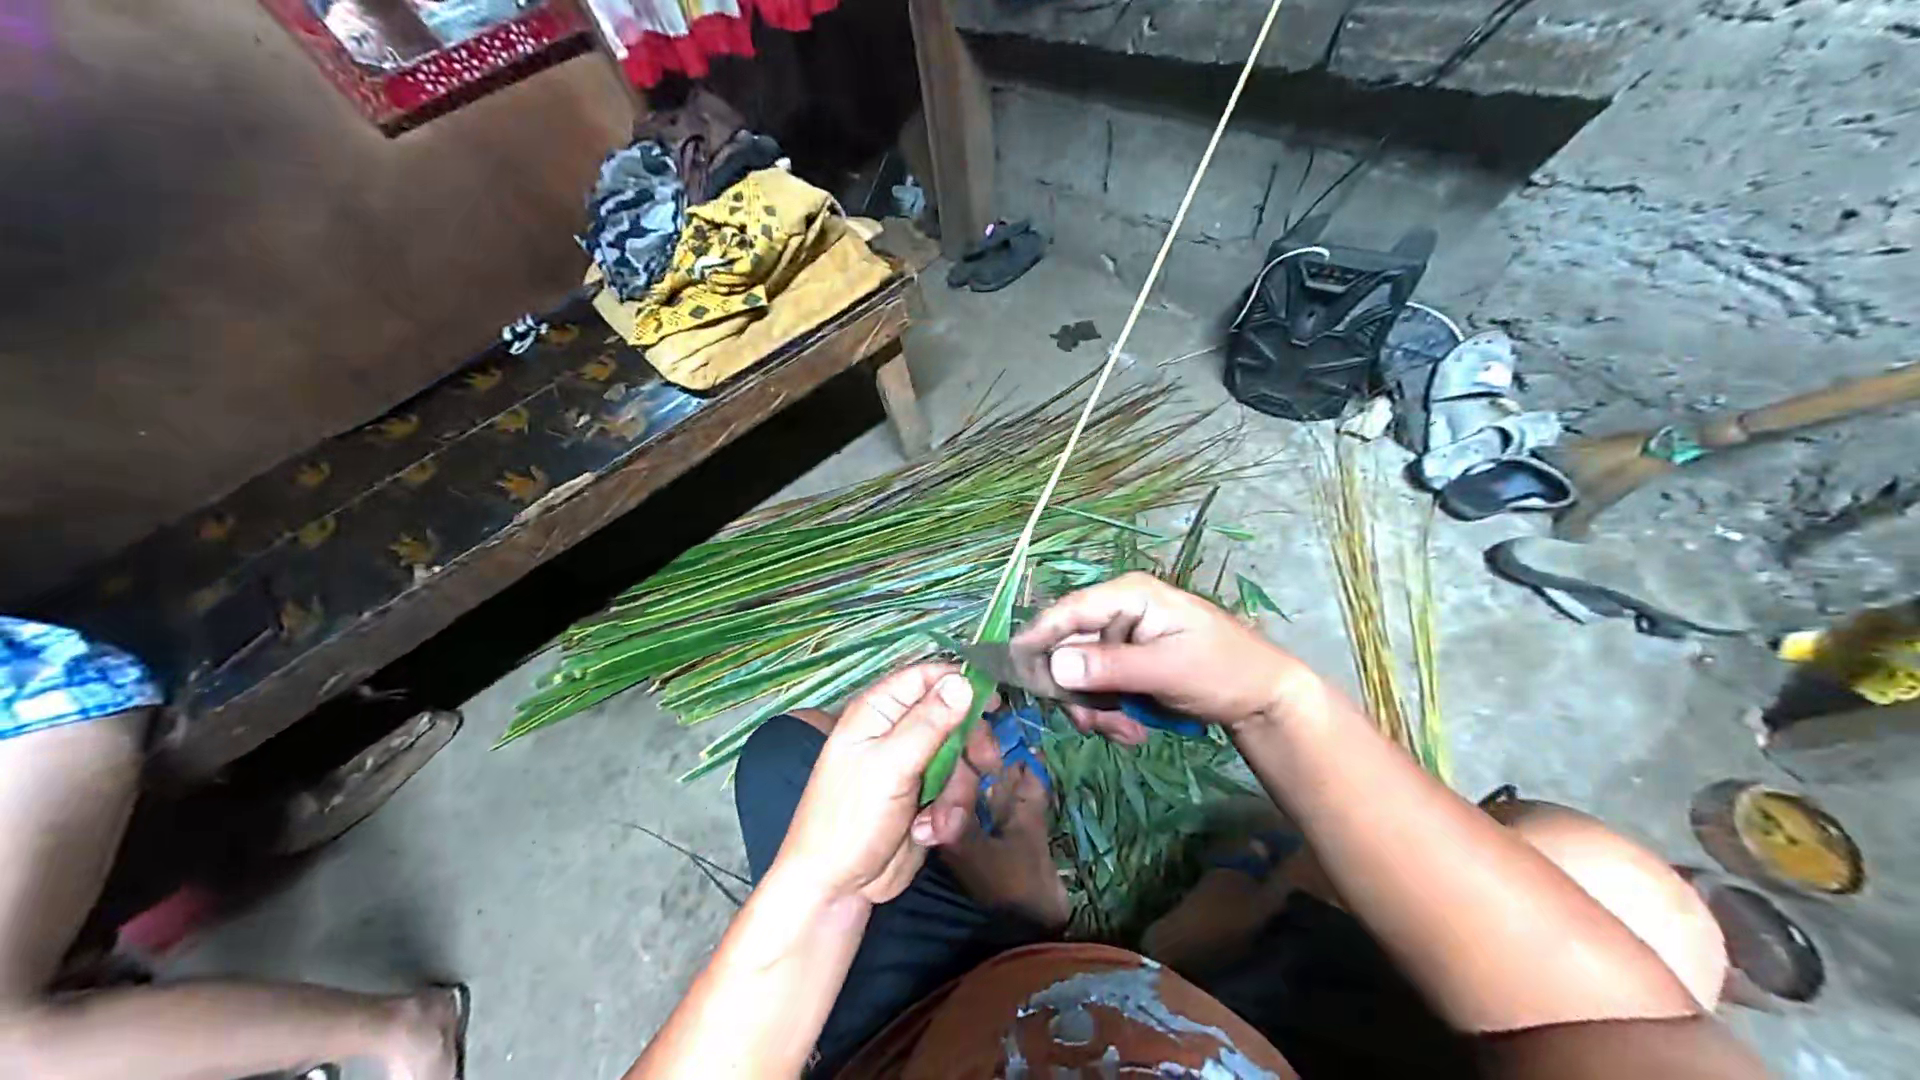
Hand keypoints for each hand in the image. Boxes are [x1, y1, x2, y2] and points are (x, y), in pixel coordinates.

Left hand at [767, 664, 998, 905]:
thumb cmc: (851, 818)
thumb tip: (963, 681)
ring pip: (960, 759)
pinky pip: (956, 791)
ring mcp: (912, 764)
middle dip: (970, 747)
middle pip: (953, 718)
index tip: (993, 703)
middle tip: (986, 764)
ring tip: (937, 821)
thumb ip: (929, 723)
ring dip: (958, 792)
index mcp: (879, 711)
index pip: (926, 677)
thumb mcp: (891, 766)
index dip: (960, 684)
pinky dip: (949, 813)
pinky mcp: (925, 796)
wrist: (837, 886)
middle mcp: (896, 731)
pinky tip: (928, 833)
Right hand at [1012, 572, 1311, 740]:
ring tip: (1126, 733)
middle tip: (1092, 725)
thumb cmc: (1223, 671)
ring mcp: (1123, 639)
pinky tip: (1133, 731)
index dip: (1039, 636)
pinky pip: (1100, 688)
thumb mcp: (1166, 669)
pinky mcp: (1127, 664)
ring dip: (1096, 709)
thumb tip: (1053, 666)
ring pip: (1082, 674)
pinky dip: (1109, 713)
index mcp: (1131, 595)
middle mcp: (1120, 612)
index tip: (1011, 665)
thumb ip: (1109, 667)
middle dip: (1078, 691)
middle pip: (1071, 647)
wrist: (1264, 700)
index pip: (1071, 609)